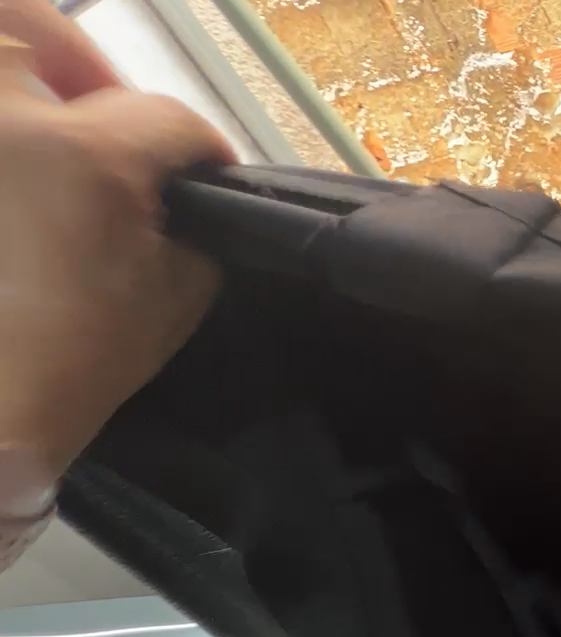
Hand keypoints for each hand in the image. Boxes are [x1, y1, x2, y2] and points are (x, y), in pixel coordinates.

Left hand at [0, 0, 232, 469]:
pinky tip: (23, 167)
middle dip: (77, 57)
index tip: (210, 174)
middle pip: (30, 22)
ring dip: (20, 75)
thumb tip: (180, 186)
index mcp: (79, 157)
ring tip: (41, 123)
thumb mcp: (179, 289)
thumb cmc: (85, 348)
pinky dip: (9, 127)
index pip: (167, 118)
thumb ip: (188, 221)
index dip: (203, 148)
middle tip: (96, 104)